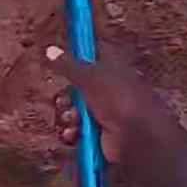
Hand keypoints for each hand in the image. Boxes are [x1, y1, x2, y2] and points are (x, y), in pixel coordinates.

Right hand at [48, 45, 185, 163]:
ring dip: (68, 116)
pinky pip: (78, 130)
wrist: (137, 137)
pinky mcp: (100, 134)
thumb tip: (49, 49)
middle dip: (67, 96)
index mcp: (115, 69)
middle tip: (63, 101)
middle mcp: (111, 89)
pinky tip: (73, 135)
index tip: (63, 63)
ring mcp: (106, 113)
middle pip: (79, 88)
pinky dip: (73, 133)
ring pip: (76, 111)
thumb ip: (68, 65)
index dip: (78, 57)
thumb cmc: (117, 99)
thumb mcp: (90, 78)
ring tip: (72, 120)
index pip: (94, 56)